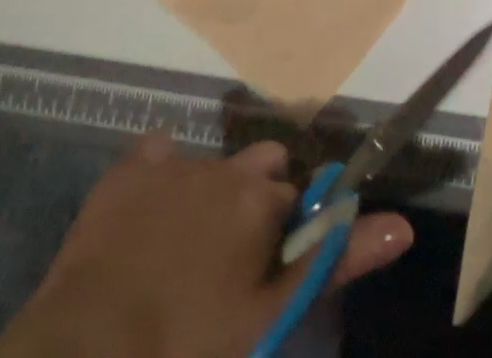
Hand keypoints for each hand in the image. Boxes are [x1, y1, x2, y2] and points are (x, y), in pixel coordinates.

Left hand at [0, 138, 411, 357]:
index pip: (299, 199)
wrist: (87, 347)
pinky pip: (159, 152)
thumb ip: (337, 260)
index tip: (265, 266)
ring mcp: (175, 164)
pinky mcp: (128, 170)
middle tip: (229, 253)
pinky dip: (162, 173)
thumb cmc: (188, 336)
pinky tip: (149, 212)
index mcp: (265, 198)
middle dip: (256, 197)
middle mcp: (227, 167)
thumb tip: (405, 226)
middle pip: (263, 166)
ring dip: (211, 190)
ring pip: (214, 163)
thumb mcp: (269, 310)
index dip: (287, 232)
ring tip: (183, 244)